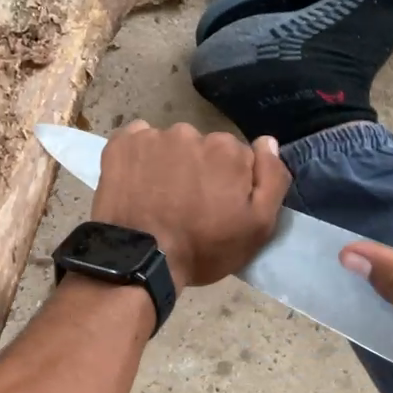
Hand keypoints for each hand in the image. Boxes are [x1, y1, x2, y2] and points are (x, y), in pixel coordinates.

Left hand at [90, 122, 290, 287]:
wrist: (140, 259)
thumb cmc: (203, 247)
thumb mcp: (258, 225)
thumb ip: (272, 178)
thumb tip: (266, 142)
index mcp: (227, 149)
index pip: (235, 156)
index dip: (228, 181)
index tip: (216, 204)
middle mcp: (189, 133)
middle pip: (200, 147)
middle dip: (196, 169)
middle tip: (185, 203)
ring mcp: (151, 137)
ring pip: (168, 144)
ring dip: (167, 163)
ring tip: (158, 196)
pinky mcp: (120, 144)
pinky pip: (136, 140)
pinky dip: (138, 156)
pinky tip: (136, 180)